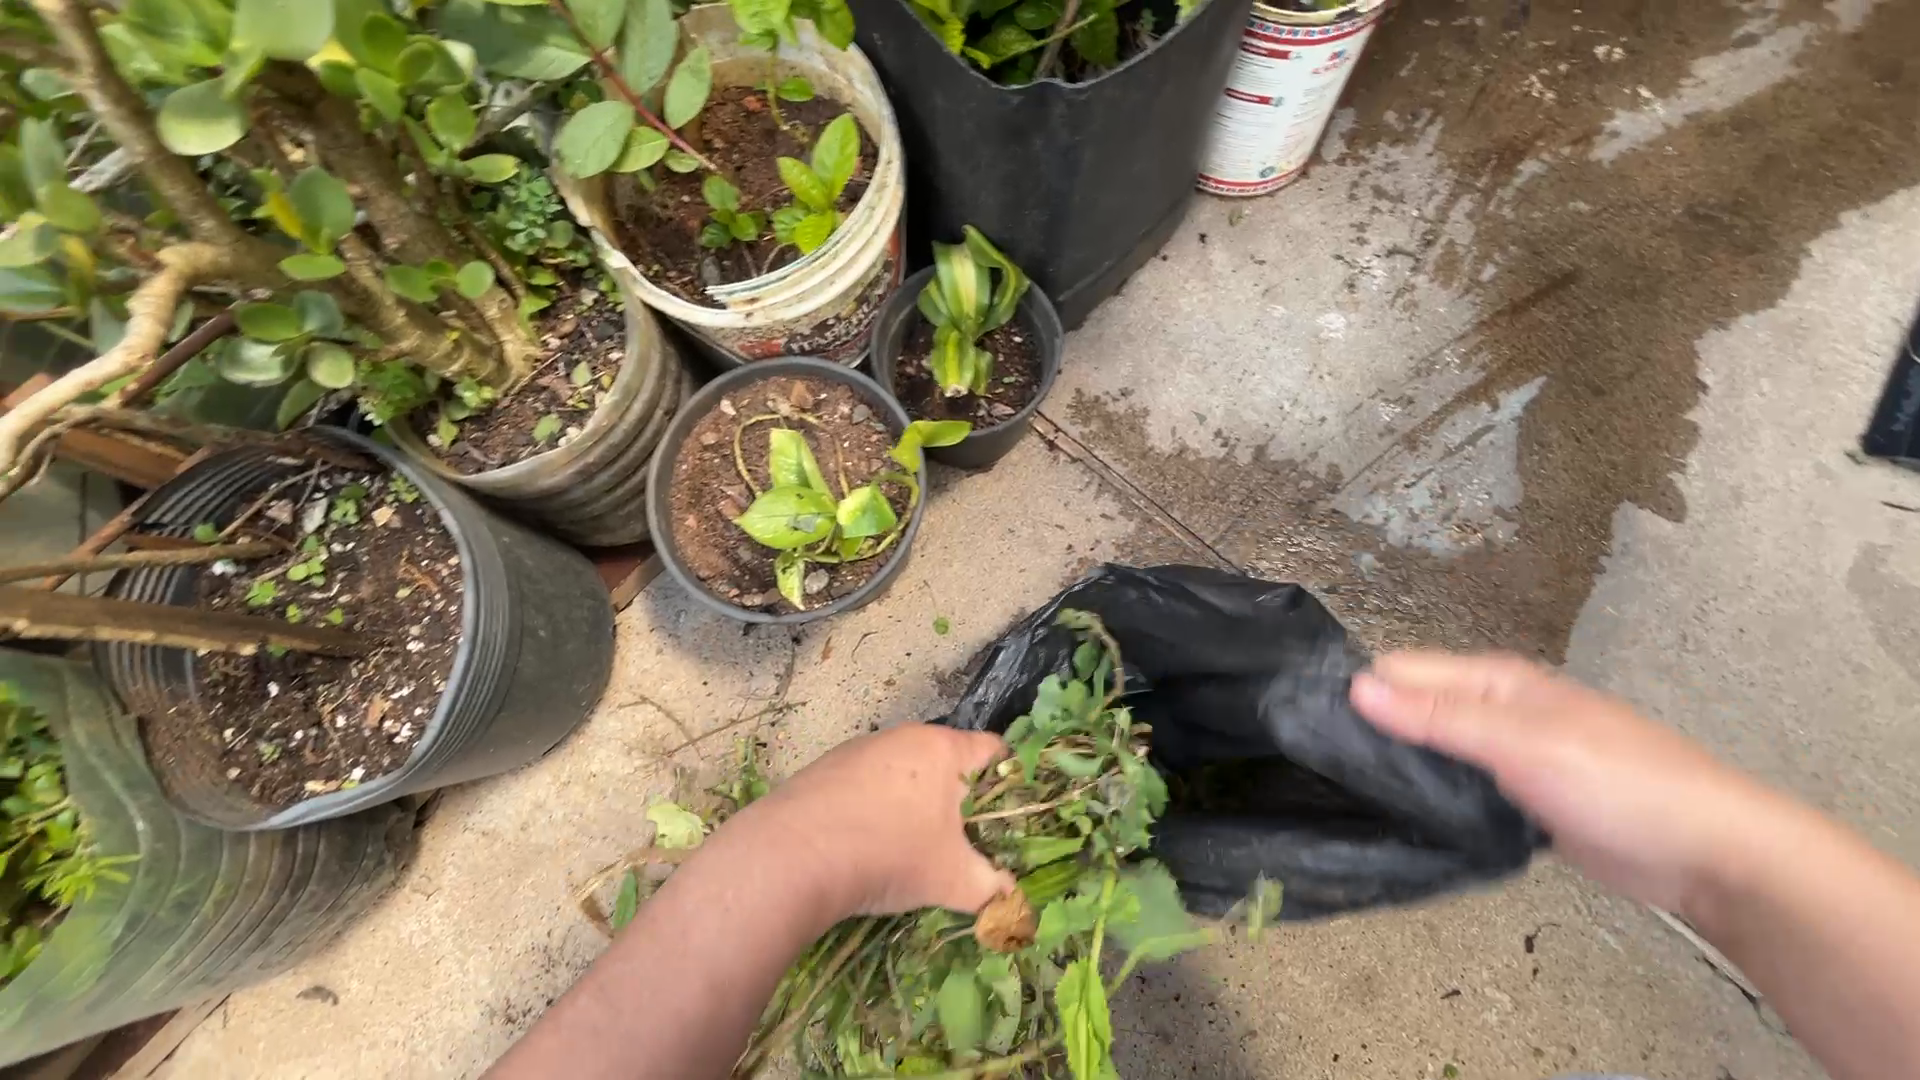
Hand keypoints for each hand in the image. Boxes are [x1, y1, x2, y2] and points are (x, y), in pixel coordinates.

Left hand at [736, 723, 1014, 917]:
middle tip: (965, 838)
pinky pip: (869, 782)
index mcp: (943, 749)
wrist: (793, 855)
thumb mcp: (953, 879)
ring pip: (906, 770)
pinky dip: (877, 806)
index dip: (1012, 779)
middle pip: (948, 760)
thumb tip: (1010, 898)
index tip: (1013, 813)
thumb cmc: (889, 853)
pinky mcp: (827, 767)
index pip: (994, 749)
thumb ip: (991, 887)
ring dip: (916, 801)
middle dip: (960, 798)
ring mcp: (862, 748)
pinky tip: (865, 842)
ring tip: (911, 845)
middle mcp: (904, 736)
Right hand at [1349, 651, 1787, 917]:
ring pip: (1428, 746)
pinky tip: (1405, 810)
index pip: (1400, 671)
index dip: (1362, 694)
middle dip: (1374, 729)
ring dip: (1399, 763)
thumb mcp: (1521, 744)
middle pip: (1409, 707)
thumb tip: (1353, 686)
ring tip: (1354, 789)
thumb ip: (1437, 717)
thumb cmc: (1619, 784)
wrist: (1714, 857)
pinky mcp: (1512, 794)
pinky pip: (1453, 782)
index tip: (1319, 729)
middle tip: (1331, 767)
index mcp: (1493, 679)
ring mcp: (1502, 752)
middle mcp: (1491, 707)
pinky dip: (1429, 791)